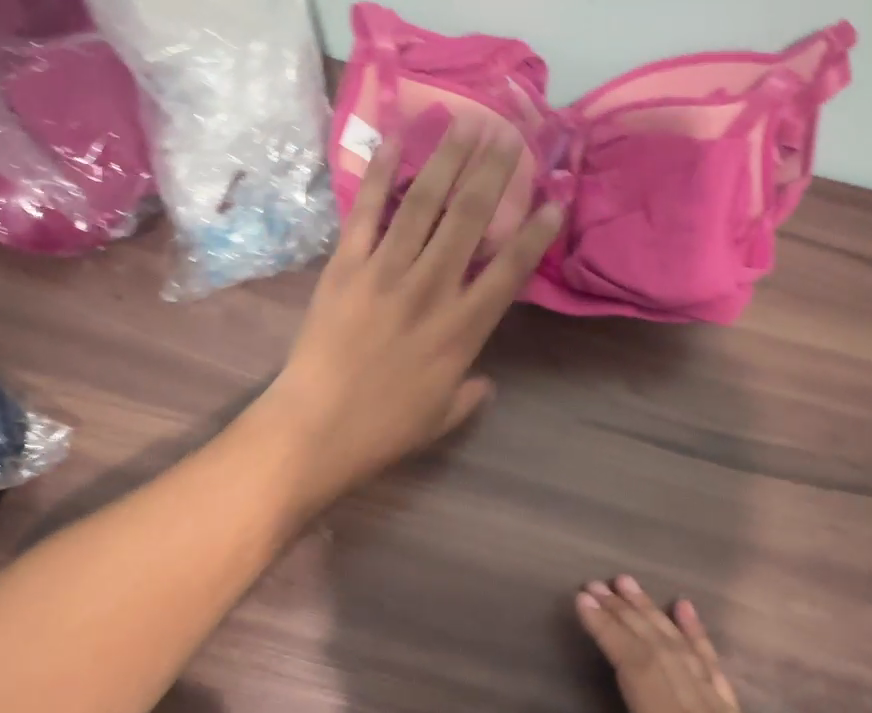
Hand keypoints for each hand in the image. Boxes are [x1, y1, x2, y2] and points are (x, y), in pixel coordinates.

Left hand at [247, 123, 561, 511]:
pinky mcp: (345, 266)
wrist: (318, 427)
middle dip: (494, 172)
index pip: (510, 270)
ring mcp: (386, 272)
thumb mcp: (440, 418)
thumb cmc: (383, 431)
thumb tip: (485, 382)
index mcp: (463, 330)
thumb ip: (468, 394)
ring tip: (467, 122)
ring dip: (448, 158)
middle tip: (510, 135)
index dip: (536, 233)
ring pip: (425, 203)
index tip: (554, 200)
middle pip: (471, 219)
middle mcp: (432, 289)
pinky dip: (382, 173)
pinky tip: (397, 139)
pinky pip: (367, 211)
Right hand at [536, 575, 790, 712]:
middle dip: (625, 613)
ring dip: (654, 615)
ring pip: (686, 652)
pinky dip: (699, 635)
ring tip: (628, 584)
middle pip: (659, 649)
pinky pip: (715, 668)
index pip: (635, 666)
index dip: (608, 630)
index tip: (583, 601)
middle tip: (596, 584)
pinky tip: (685, 609)